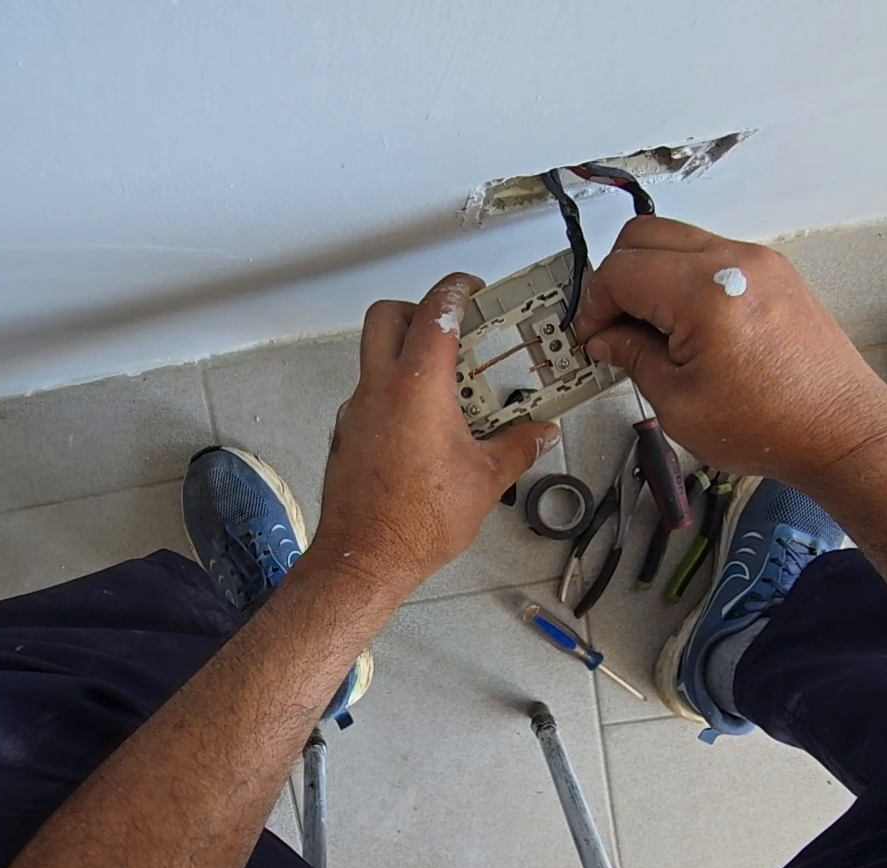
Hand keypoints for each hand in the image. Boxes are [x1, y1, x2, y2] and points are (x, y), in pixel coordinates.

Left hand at [314, 273, 559, 591]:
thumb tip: (541, 433)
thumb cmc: (419, 522)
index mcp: (416, 388)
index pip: (435, 311)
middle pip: (385, 316)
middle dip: (417, 309)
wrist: (364, 559)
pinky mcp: (346, 436)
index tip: (474, 290)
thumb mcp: (485, 481)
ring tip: (446, 388)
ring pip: (374, 359)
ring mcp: (355, 412)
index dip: (457, 290)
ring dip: (406, 357)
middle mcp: (378, 390)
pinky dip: (393, 395)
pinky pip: (369, 397)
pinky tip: (421, 429)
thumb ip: (518, 447)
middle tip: (451, 330)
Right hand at [572, 217, 886, 492]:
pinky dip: (678, 280)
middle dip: (613, 279)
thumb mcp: (676, 403)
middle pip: (643, 236)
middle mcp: (735, 263)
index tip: (590, 336)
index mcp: (705, 293)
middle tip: (607, 325)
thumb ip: (632, 357)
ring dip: (646, 277)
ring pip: (675, 240)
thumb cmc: (771, 425)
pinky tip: (676, 326)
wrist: (839, 431)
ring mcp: (758, 263)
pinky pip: (707, 256)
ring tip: (642, 330)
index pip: (621, 272)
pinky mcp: (771, 274)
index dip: (593, 305)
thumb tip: (607, 338)